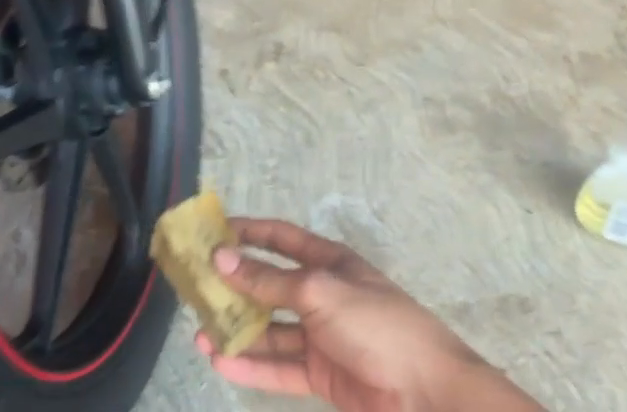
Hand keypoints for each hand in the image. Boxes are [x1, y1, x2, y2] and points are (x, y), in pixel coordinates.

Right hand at [197, 218, 540, 411]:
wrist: (431, 396)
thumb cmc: (377, 326)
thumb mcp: (319, 293)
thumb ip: (268, 280)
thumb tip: (220, 257)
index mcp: (329, 263)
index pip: (281, 239)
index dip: (249, 232)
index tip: (212, 231)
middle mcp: (322, 295)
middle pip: (269, 286)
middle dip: (233, 288)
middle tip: (195, 289)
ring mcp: (322, 337)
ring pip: (270, 330)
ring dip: (237, 331)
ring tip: (199, 335)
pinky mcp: (323, 374)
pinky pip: (280, 367)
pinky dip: (252, 366)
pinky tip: (222, 363)